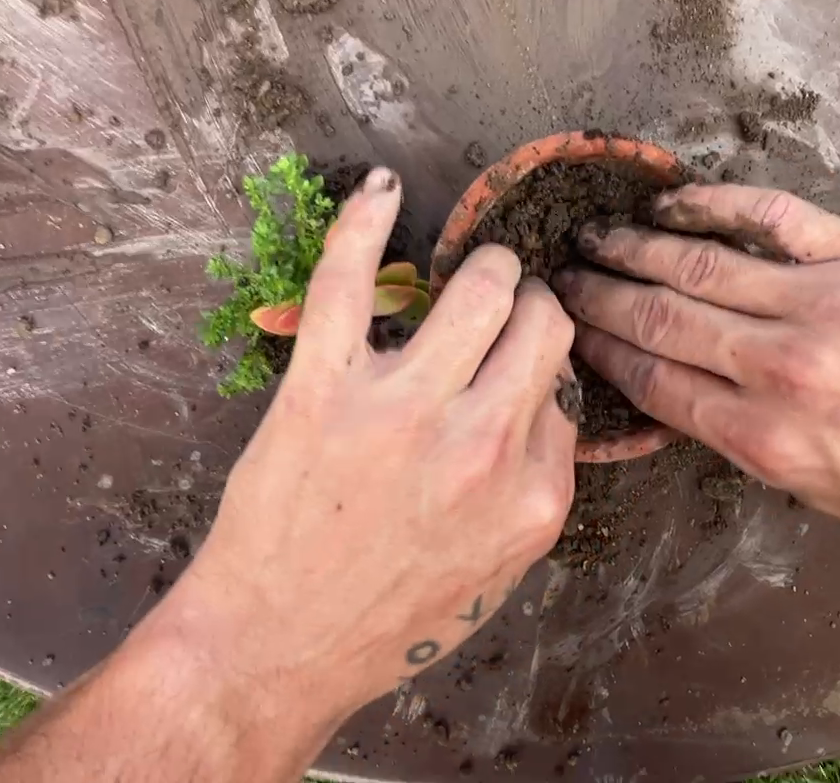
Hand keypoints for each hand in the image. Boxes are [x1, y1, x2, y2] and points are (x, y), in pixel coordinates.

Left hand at [175, 168, 575, 715]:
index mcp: (532, 492)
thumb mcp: (499, 564)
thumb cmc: (391, 615)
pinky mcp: (323, 388)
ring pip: (477, 289)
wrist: (276, 650)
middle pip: (538, 320)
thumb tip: (541, 395)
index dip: (538, 359)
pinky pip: (350, 280)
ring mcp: (401, 410)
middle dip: (526, 300)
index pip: (563, 380)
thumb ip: (536, 477)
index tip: (515, 353)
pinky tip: (381, 188)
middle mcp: (481, 444)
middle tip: (500, 303)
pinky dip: (364, 222)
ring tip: (468, 271)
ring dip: (483, 267)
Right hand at [553, 184, 839, 537]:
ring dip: (636, 247)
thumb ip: (741, 443)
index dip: (603, 351)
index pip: (656, 380)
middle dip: (600, 296)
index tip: (571, 332)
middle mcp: (782, 369)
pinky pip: (771, 215)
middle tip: (562, 278)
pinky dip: (714, 203)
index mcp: (767, 438)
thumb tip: (674, 396)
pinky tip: (672, 202)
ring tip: (596, 237)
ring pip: (700, 264)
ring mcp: (821, 303)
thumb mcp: (822, 491)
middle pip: (663, 318)